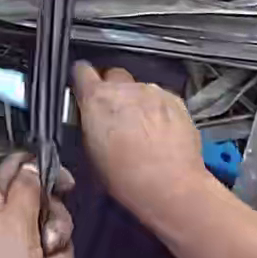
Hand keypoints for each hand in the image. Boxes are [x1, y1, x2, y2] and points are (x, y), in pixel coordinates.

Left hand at [0, 152, 73, 257]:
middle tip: (45, 239)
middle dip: (57, 226)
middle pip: (47, 209)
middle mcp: (4, 229)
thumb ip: (28, 188)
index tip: (61, 181)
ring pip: (57, 246)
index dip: (42, 168)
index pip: (20, 168)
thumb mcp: (14, 222)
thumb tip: (35, 164)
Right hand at [71, 61, 209, 218]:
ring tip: (142, 130)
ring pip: (138, 88)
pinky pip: (160, 97)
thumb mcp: (92, 153)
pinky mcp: (174, 98)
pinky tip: (161, 132)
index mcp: (97, 98)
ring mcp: (151, 90)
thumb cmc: (127, 178)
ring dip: (136, 102)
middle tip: (115, 116)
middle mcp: (124, 87)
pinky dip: (158, 109)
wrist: (172, 187)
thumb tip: (91, 117)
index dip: (82, 80)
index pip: (81, 71)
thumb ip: (90, 123)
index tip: (84, 89)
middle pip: (113, 76)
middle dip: (112, 91)